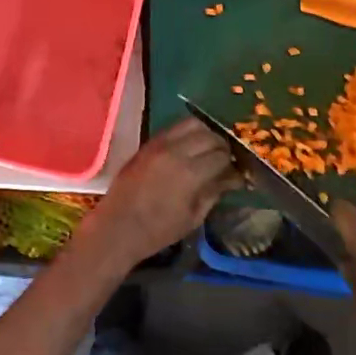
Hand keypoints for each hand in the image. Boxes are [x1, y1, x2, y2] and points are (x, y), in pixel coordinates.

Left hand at [82, 118, 241, 266]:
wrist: (118, 226)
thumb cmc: (158, 230)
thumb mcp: (193, 217)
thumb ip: (214, 192)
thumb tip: (233, 178)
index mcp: (190, 172)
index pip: (222, 156)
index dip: (233, 164)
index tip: (237, 172)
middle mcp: (175, 151)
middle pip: (209, 135)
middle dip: (222, 146)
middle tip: (226, 160)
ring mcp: (159, 144)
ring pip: (191, 123)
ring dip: (205, 133)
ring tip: (209, 150)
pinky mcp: (147, 143)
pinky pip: (173, 128)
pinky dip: (186, 133)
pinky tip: (190, 148)